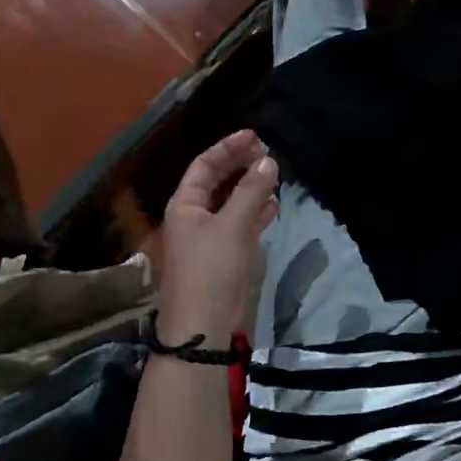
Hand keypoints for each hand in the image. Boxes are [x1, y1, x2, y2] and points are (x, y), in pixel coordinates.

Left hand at [157, 130, 278, 349]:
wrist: (203, 323)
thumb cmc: (211, 269)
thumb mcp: (232, 226)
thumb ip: (251, 192)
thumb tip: (269, 160)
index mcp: (185, 204)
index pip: (204, 165)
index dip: (227, 148)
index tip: (254, 137)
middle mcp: (194, 216)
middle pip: (217, 181)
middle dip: (240, 165)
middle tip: (267, 153)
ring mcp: (209, 236)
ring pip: (231, 202)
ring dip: (250, 187)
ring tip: (274, 174)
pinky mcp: (225, 254)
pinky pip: (241, 223)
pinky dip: (256, 212)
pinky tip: (274, 205)